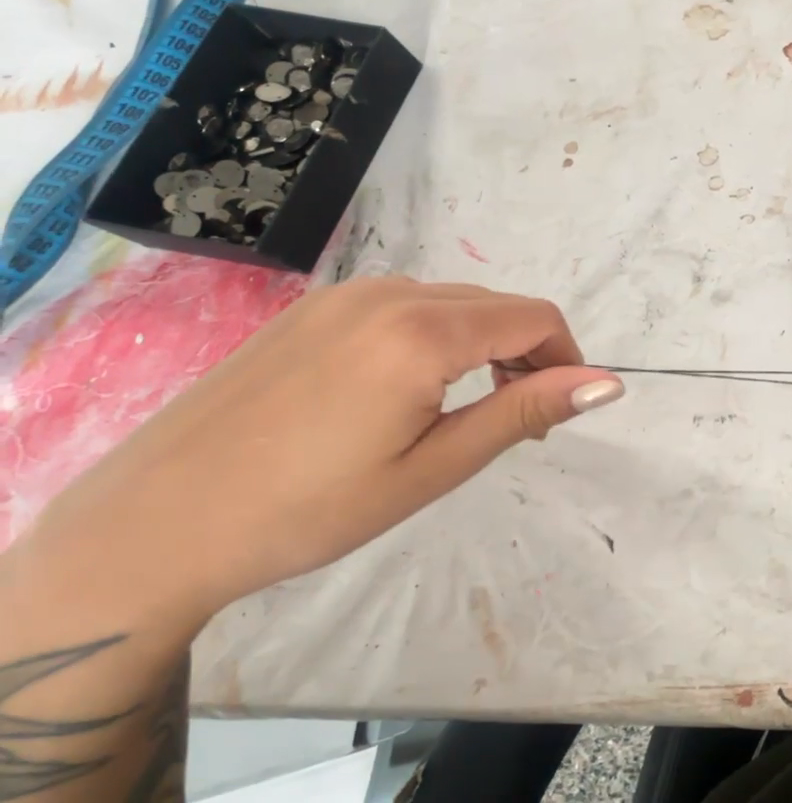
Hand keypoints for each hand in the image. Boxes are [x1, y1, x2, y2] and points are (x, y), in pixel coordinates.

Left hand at [10, 278, 624, 633]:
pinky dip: (435, 335)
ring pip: (451, 302)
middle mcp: (385, 295)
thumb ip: (524, 411)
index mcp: (421, 332)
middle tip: (515, 421)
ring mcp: (339, 298)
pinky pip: (403, 305)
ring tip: (463, 410)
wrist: (151, 528)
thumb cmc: (308, 510)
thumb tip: (609, 383)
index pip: (534, 318)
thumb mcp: (434, 467)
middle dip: (527, 352)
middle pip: (496, 305)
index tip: (557, 412)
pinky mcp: (307, 311)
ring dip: (483, 343)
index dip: (566, 359)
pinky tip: (405, 390)